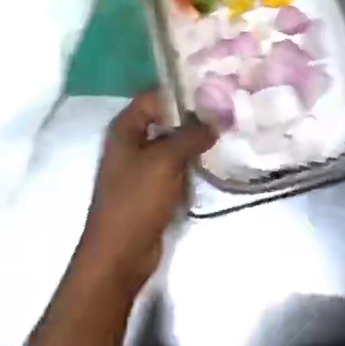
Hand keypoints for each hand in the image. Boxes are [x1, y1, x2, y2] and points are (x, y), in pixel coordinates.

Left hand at [74, 91, 216, 295]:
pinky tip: (213, 162)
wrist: (119, 254)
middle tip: (225, 112)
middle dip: (191, 117)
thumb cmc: (136, 200)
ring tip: (225, 133)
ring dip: (192, 142)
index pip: (152, 96)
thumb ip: (189, 136)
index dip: (179, 92)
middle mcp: (129, 142)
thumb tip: (213, 121)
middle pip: (163, 119)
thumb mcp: (164, 161)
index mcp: (124, 128)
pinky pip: (173, 167)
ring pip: (170, 145)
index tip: (212, 91)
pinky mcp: (150, 189)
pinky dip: (189, 164)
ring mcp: (139, 166)